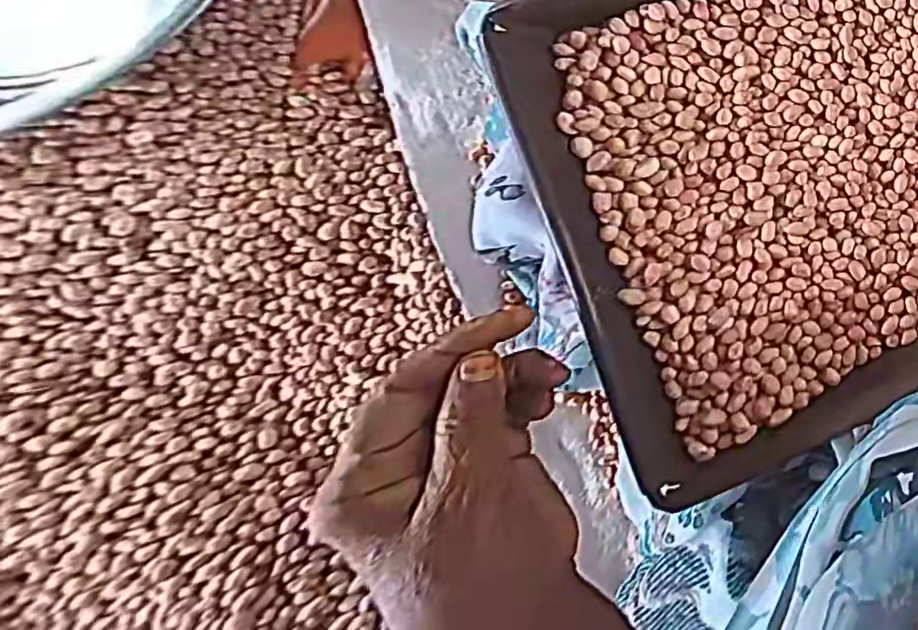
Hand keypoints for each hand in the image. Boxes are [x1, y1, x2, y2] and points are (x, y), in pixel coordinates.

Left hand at [308, 307, 615, 629]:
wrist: (522, 613)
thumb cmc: (478, 576)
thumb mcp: (468, 496)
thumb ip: (469, 423)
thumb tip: (478, 359)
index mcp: (364, 482)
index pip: (401, 389)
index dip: (454, 347)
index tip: (506, 321)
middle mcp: (399, 462)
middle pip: (443, 383)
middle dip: (494, 363)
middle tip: (538, 355)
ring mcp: (444, 456)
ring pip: (478, 387)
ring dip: (518, 375)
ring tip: (549, 382)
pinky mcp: (484, 454)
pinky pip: (503, 403)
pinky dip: (527, 392)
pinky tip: (544, 399)